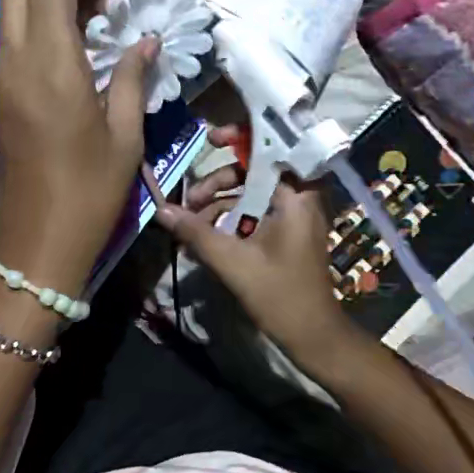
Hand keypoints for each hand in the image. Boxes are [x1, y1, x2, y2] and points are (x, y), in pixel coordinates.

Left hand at [0, 0, 156, 298]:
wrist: (36, 245)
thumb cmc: (89, 195)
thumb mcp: (124, 137)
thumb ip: (131, 78)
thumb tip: (145, 42)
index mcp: (51, 65)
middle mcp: (15, 60)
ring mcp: (0, 79)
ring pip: (12, 8)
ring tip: (97, 22)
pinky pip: (13, 39)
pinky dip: (40, 25)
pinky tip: (76, 53)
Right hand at [148, 130, 356, 363]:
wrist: (312, 335)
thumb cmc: (281, 296)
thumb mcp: (233, 263)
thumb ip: (197, 233)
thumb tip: (161, 210)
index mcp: (297, 196)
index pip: (271, 146)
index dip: (241, 137)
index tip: (210, 138)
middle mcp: (299, 198)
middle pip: (255, 169)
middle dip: (219, 180)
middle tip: (190, 199)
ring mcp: (293, 217)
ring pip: (251, 193)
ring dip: (220, 202)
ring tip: (190, 222)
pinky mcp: (285, 234)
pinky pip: (255, 213)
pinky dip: (231, 220)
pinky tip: (204, 236)